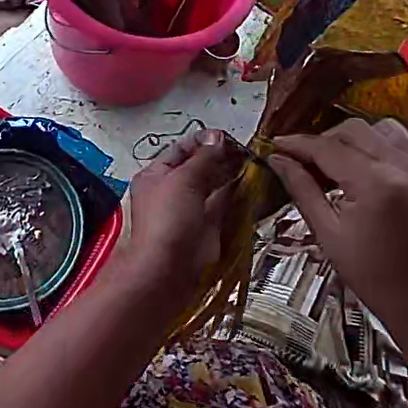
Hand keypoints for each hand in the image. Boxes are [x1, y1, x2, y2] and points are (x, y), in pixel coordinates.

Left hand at [116, 129, 244, 307]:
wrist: (168, 270)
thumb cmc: (168, 220)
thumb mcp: (184, 180)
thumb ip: (204, 158)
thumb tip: (217, 137)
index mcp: (156, 175)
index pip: (180, 149)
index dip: (203, 141)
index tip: (226, 136)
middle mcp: (171, 190)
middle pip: (197, 166)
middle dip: (219, 156)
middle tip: (245, 148)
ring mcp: (189, 208)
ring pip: (212, 184)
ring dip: (229, 172)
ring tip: (251, 160)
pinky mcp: (207, 226)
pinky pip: (222, 203)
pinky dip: (235, 192)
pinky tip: (251, 181)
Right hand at [269, 118, 407, 354]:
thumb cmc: (373, 278)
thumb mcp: (328, 235)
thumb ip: (302, 189)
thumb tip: (278, 159)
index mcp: (375, 184)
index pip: (328, 148)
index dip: (298, 144)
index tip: (276, 145)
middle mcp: (403, 167)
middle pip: (353, 131)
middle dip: (323, 140)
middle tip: (302, 160)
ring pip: (379, 129)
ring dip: (352, 138)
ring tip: (334, 163)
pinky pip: (402, 142)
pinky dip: (378, 145)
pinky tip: (364, 167)